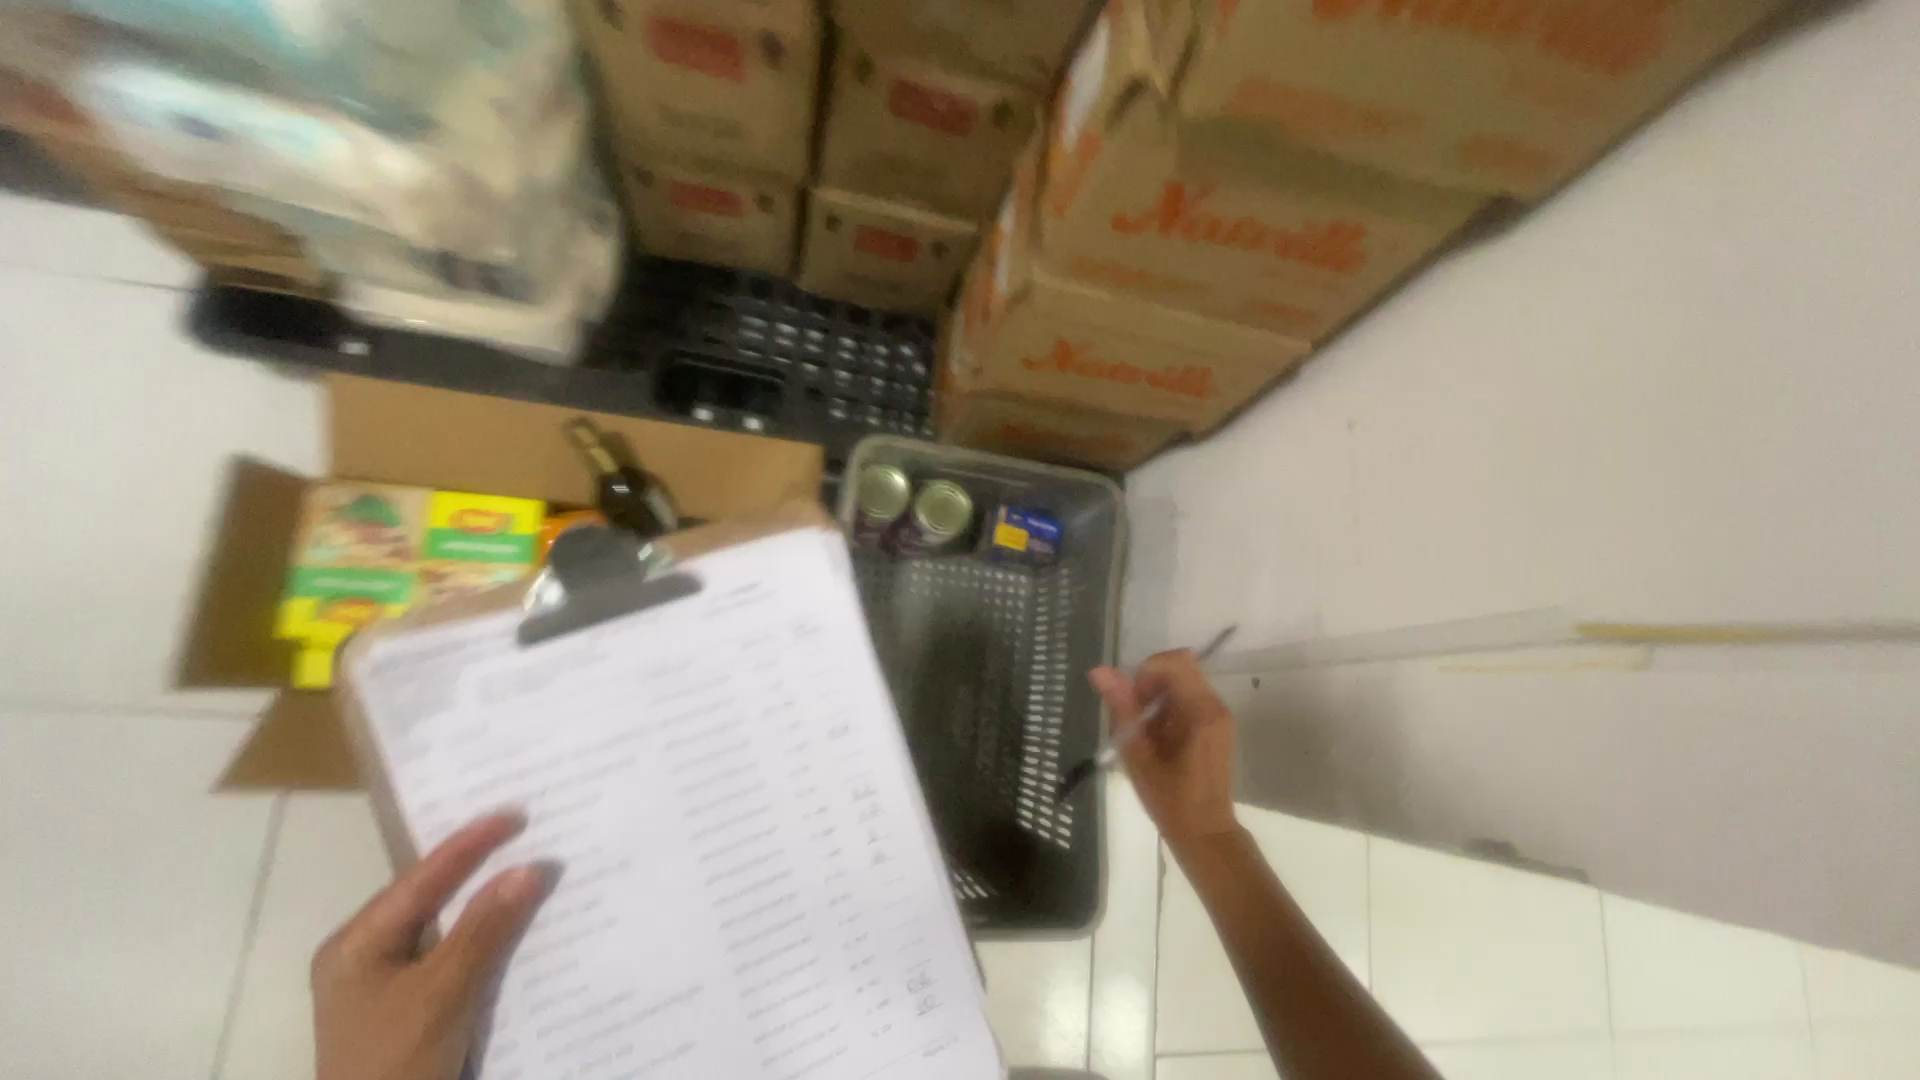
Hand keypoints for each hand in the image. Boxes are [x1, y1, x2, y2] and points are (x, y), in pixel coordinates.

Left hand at [312, 812, 552, 1079]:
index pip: (422, 878)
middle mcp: (365, 953)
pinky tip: (514, 919)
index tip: (517, 813)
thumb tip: (529, 868)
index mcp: (357, 944)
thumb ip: (485, 928)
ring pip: (444, 921)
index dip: (471, 843)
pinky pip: (452, 948)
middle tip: (524, 828)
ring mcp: (385, 979)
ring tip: (527, 864)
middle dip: (478, 863)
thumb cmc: (396, 1061)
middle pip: (429, 893)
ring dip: (485, 898)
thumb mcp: (444, 993)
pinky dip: (484, 931)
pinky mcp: (408, 1000)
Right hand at [1089, 649, 1237, 845]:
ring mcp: (1219, 714)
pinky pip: (1188, 696)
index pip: (1174, 661)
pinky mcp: (1217, 723)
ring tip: (1147, 733)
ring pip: (1182, 680)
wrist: (1204, 833)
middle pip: (1179, 667)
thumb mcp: (1137, 754)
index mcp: (1201, 711)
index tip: (1133, 704)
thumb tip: (1099, 670)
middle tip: (1137, 720)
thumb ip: (1121, 708)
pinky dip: (1168, 706)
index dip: (1145, 674)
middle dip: (1149, 684)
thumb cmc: (1169, 800)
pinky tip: (1160, 737)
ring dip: (1157, 696)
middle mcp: (1215, 705)